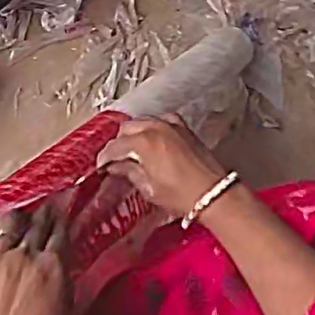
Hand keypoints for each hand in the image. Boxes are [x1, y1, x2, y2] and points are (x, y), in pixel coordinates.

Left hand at [0, 208, 69, 314]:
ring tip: (17, 218)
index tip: (64, 207)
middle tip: (46, 206)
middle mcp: (24, 258)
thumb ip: (64, 289)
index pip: (60, 231)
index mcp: (54, 269)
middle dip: (42, 214)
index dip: (62, 218)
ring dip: (15, 223)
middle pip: (34, 224)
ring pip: (5, 230)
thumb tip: (60, 276)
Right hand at [97, 116, 228, 216]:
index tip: (101, 166)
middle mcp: (155, 127)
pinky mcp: (183, 127)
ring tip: (132, 149)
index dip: (105, 157)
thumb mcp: (149, 188)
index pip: (115, 146)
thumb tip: (115, 166)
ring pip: (143, 120)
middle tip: (115, 159)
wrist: (212, 192)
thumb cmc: (180, 194)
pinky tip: (152, 139)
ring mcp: (171, 124)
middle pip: (127, 128)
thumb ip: (129, 172)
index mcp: (143, 142)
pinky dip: (152, 126)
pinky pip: (161, 119)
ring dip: (134, 132)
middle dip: (118, 142)